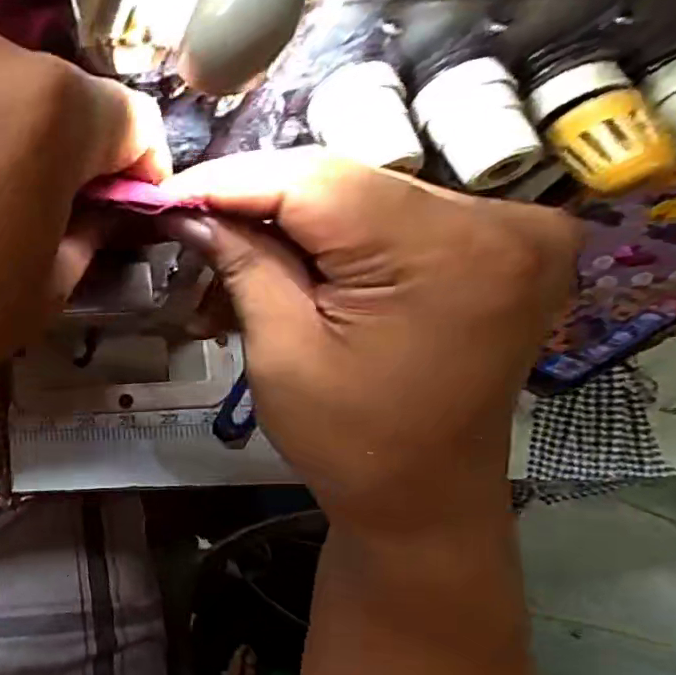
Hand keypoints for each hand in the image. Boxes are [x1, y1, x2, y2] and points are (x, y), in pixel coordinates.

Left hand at [0, 19, 168, 462]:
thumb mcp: (52, 283)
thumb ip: (94, 227)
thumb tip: (102, 206)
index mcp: (50, 103)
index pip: (131, 119)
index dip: (139, 169)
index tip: (127, 207)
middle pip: (65, 99)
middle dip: (74, 152)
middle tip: (55, 213)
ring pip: (5, 97)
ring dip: (17, 142)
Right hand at [163, 149, 580, 531]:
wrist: (424, 495)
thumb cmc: (347, 439)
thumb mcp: (281, 350)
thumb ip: (242, 263)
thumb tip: (190, 211)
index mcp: (446, 254)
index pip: (315, 181)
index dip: (230, 180)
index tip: (164, 194)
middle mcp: (498, 221)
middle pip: (342, 180)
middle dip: (255, 197)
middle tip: (188, 217)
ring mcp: (510, 228)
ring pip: (362, 191)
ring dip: (287, 215)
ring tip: (225, 244)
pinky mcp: (500, 243)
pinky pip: (392, 214)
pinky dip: (331, 231)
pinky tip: (285, 255)